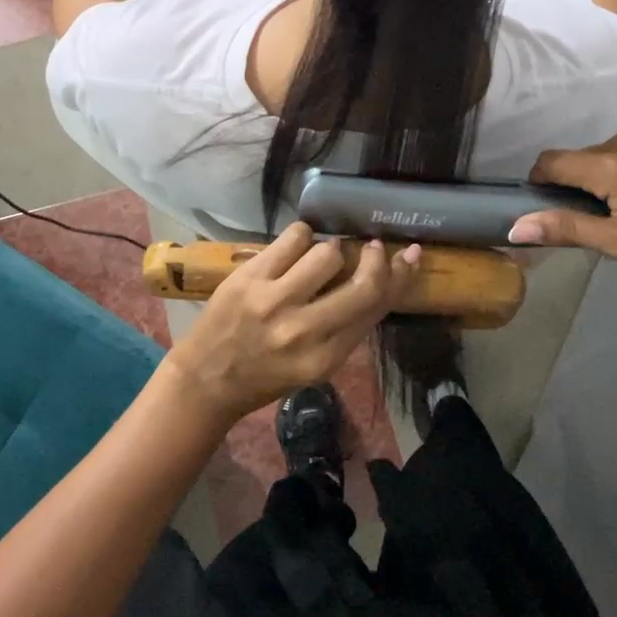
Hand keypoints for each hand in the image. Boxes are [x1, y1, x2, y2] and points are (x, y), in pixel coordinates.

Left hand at [160, 224, 415, 423]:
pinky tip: (296, 249)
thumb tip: (377, 279)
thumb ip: (346, 328)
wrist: (206, 379)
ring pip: (327, 252)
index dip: (399, 277)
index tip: (409, 256)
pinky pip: (293, 238)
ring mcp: (274, 300)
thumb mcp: (316, 366)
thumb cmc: (266, 375)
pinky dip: (302, 237)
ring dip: (330, 250)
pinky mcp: (249, 277)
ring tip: (317, 259)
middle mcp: (304, 330)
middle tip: (372, 247)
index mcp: (326, 358)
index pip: (375, 308)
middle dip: (373, 258)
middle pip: (362, 282)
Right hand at [509, 127, 616, 294]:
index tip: (549, 216)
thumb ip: (567, 228)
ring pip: (601, 157)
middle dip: (573, 188)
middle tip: (596, 228)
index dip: (539, 186)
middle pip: (576, 159)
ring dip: (599, 183)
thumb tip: (515, 227)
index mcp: (610, 162)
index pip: (550, 161)